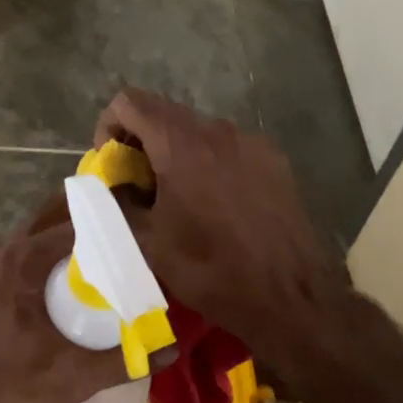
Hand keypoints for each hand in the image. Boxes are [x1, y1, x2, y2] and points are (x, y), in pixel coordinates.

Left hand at [0, 197, 130, 402]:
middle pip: (53, 220)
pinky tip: (76, 291)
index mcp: (23, 259)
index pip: (74, 220)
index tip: (146, 229)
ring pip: (39, 240)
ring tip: (111, 263)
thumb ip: (123, 359)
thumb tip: (170, 346)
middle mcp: (5, 253)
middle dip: (91, 224)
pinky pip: (28, 260)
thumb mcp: (72, 377)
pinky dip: (54, 262)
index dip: (111, 221)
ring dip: (71, 244)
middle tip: (131, 239)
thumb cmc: (8, 388)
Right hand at [93, 88, 347, 371]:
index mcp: (179, 143)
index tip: (111, 163)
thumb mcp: (149, 242)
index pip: (129, 102)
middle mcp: (214, 129)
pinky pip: (228, 147)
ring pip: (196, 130)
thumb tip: (111, 183)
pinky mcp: (274, 159)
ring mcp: (249, 141)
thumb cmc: (212, 270)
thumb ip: (118, 202)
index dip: (109, 125)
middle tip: (139, 185)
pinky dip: (210, 162)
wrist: (293, 300)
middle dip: (141, 140)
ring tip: (179, 198)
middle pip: (162, 112)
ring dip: (176, 152)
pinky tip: (218, 205)